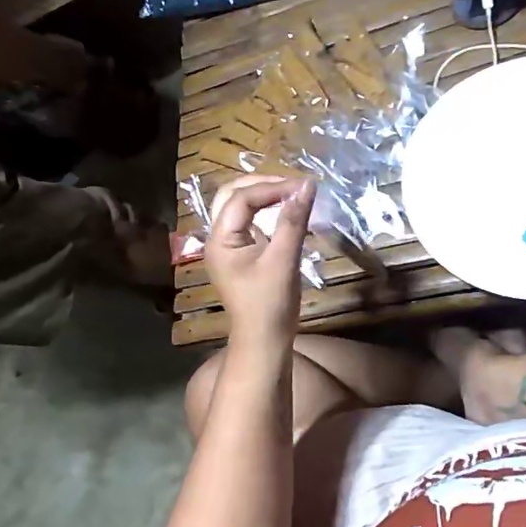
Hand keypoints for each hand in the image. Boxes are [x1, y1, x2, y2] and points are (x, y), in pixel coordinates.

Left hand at [205, 175, 317, 342]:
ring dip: (264, 195)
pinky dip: (266, 210)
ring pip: (239, 206)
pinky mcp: (241, 253)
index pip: (242, 198)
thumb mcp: (284, 260)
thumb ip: (293, 221)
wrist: (264, 341)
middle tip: (295, 185)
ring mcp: (228, 246)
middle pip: (233, 195)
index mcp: (220, 240)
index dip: (272, 187)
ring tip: (292, 193)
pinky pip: (248, 221)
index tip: (303, 187)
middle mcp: (218, 238)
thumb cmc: (271, 303)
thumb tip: (307, 186)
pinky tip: (285, 211)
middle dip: (263, 185)